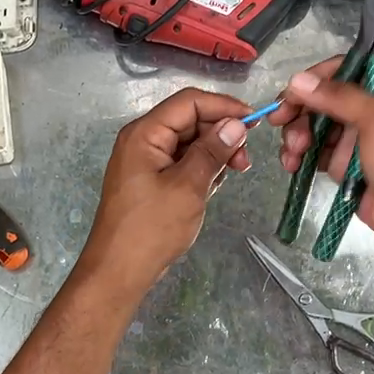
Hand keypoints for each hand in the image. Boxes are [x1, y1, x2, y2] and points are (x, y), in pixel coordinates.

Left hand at [78, 88, 252, 289]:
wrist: (118, 271)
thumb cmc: (151, 228)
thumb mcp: (188, 187)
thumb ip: (212, 152)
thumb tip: (236, 124)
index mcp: (144, 133)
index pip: (188, 102)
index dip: (223, 106)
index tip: (254, 121)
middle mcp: (142, 140)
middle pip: (189, 119)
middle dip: (221, 132)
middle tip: (246, 158)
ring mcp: (145, 161)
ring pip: (188, 141)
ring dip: (215, 151)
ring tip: (236, 172)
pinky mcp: (151, 180)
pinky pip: (181, 161)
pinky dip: (202, 167)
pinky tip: (216, 183)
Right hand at [267, 59, 373, 240]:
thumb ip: (338, 97)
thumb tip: (296, 80)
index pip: (344, 70)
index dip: (314, 80)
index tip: (290, 95)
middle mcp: (372, 107)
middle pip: (323, 99)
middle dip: (299, 112)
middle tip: (279, 123)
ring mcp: (357, 136)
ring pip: (314, 125)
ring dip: (296, 136)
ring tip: (291, 153)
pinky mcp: (344, 162)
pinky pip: (315, 151)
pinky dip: (300, 156)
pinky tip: (291, 165)